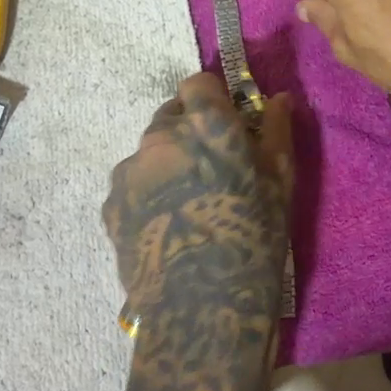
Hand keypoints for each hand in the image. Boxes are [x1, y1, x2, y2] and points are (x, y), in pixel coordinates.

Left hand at [101, 73, 293, 318]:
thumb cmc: (253, 234)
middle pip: (170, 117)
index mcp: (205, 122)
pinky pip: (131, 187)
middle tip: (211, 168)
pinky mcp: (110, 207)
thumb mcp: (280, 180)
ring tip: (187, 205)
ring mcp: (129, 172)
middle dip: (189, 132)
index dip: (212, 99)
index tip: (226, 122)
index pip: (197, 83)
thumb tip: (279, 99)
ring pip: (149, 153)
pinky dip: (147, 196)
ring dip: (167, 164)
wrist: (202, 307)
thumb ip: (276, 131)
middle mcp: (160, 136)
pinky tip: (167, 228)